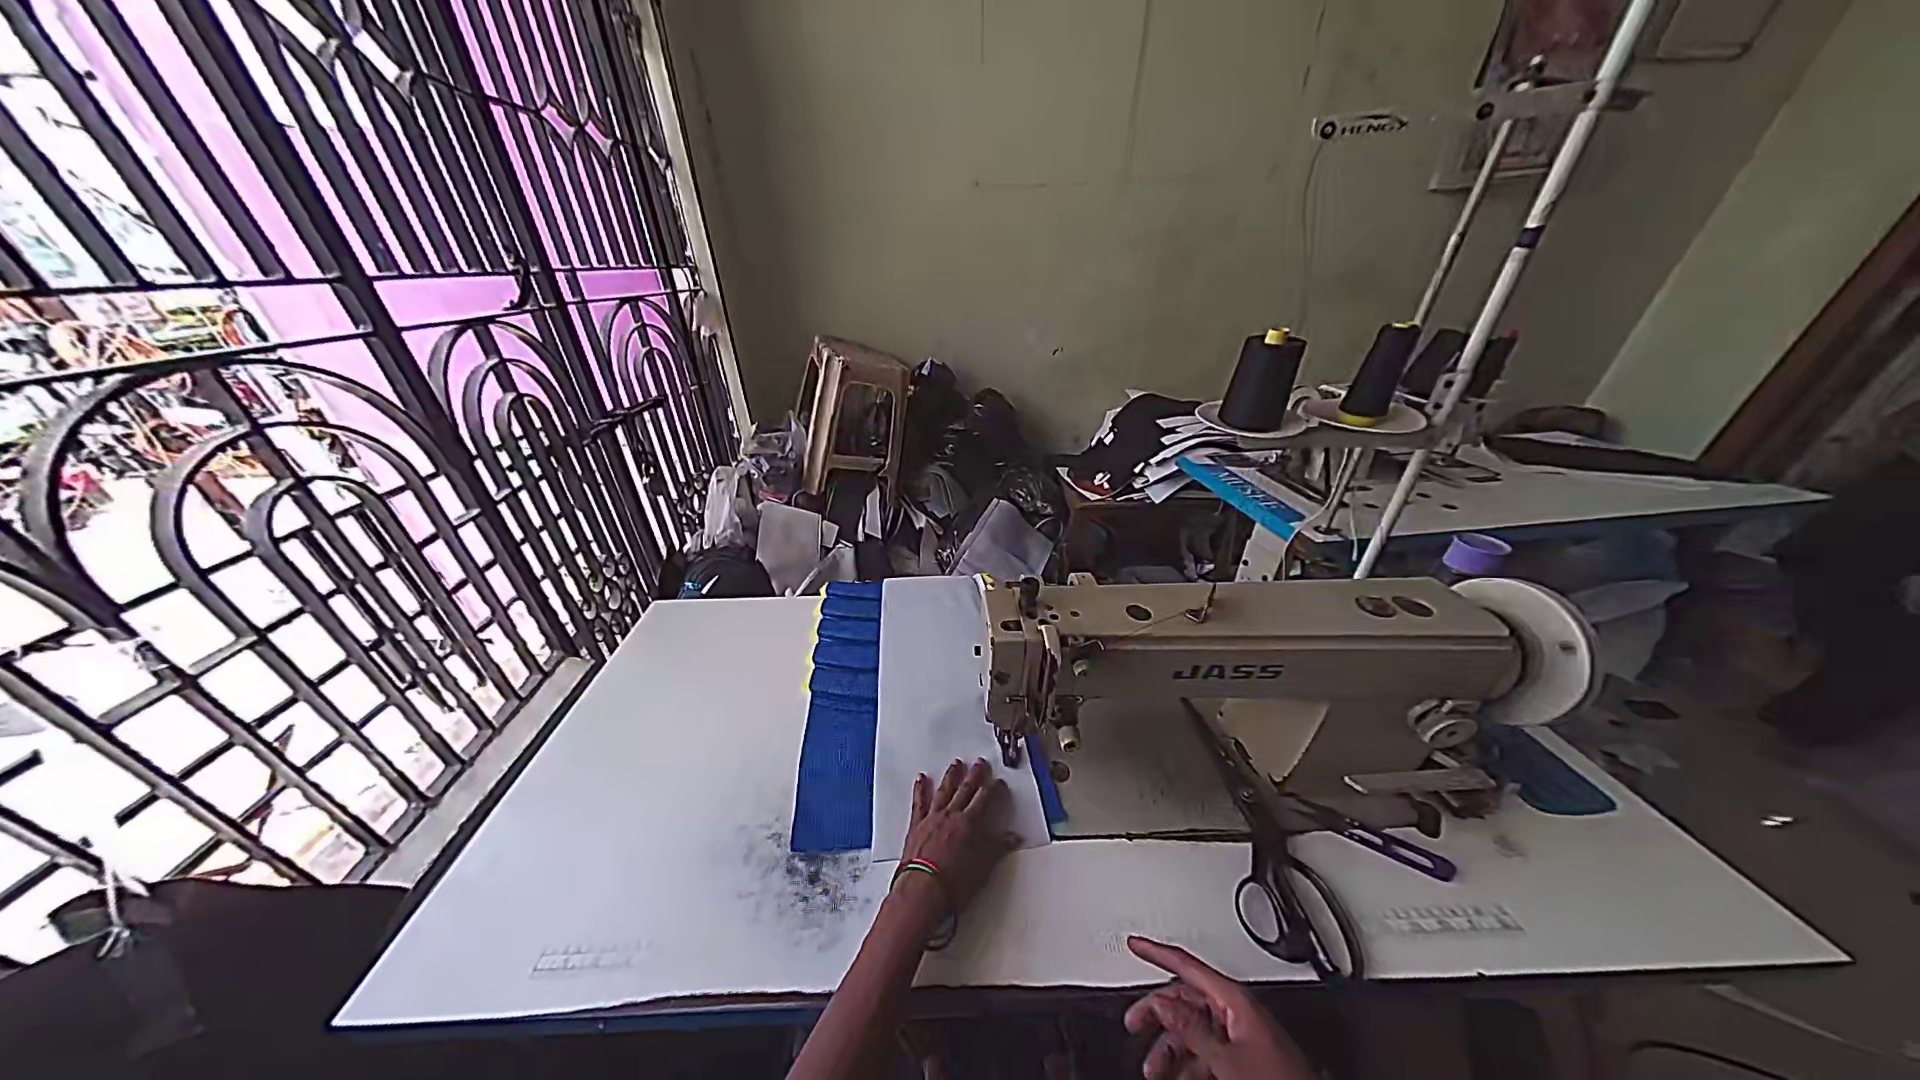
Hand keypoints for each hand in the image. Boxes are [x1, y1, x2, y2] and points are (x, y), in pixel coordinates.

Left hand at [898, 758, 1017, 912]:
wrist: (923, 890)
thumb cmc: (953, 882)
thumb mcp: (983, 866)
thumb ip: (998, 848)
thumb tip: (1013, 838)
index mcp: (969, 824)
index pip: (985, 799)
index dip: (994, 789)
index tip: (999, 782)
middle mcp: (951, 815)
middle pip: (966, 789)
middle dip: (975, 775)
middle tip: (980, 763)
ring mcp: (932, 818)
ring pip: (944, 791)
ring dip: (951, 776)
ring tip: (956, 764)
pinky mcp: (917, 825)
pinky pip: (919, 802)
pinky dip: (920, 789)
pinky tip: (921, 778)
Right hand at [1124, 937, 1314, 1079]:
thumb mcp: (1227, 1059)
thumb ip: (1191, 1028)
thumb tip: (1162, 1004)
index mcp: (1233, 1000)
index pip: (1186, 964)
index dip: (1156, 952)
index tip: (1135, 944)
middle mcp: (1235, 1011)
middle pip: (1184, 1001)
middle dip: (1157, 1015)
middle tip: (1135, 1024)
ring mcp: (1239, 1033)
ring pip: (1192, 1030)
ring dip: (1171, 1049)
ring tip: (1155, 1068)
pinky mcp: (1243, 1055)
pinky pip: (1206, 1050)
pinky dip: (1189, 1063)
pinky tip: (1179, 1076)